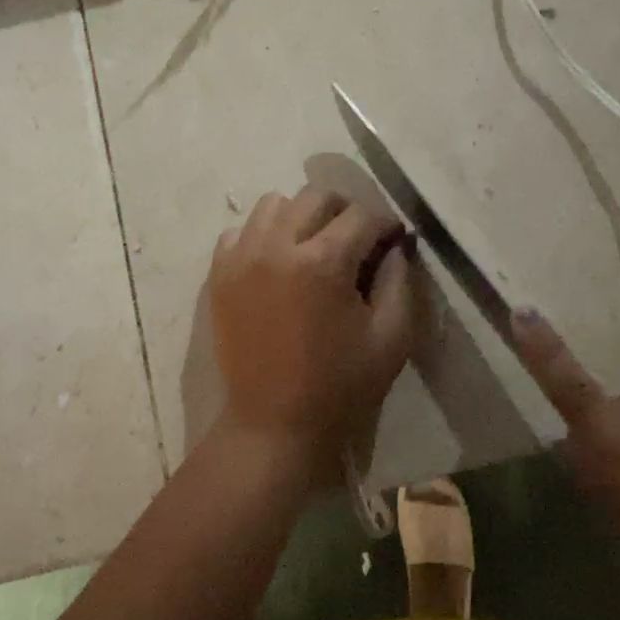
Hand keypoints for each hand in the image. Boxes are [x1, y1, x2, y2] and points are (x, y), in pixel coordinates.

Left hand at [207, 189, 413, 461]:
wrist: (273, 423)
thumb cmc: (340, 386)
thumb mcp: (391, 338)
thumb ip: (400, 281)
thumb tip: (396, 245)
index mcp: (323, 262)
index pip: (361, 216)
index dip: (385, 224)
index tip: (393, 240)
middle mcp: (277, 246)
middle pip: (315, 196)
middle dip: (344, 210)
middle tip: (357, 238)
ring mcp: (242, 257)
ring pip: (273, 204)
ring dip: (300, 216)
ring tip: (313, 245)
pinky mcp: (219, 273)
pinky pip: (240, 230)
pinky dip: (262, 235)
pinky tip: (277, 262)